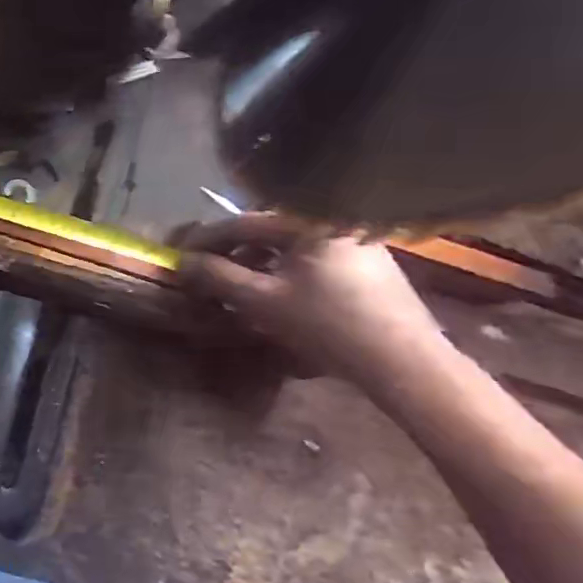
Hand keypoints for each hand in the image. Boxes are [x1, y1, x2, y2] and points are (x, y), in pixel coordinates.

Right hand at [179, 214, 450, 382]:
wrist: (402, 360)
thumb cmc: (325, 323)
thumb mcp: (260, 300)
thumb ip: (217, 276)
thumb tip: (182, 262)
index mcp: (310, 222)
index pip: (243, 222)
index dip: (206, 240)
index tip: (180, 256)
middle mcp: (335, 222)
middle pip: (267, 230)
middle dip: (230, 250)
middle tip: (203, 270)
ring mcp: (356, 242)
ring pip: (289, 245)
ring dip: (255, 260)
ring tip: (233, 284)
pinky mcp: (368, 265)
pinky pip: (310, 257)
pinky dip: (283, 268)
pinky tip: (272, 291)